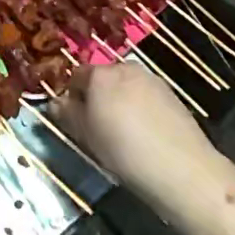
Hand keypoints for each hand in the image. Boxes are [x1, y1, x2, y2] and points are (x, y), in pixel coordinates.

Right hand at [48, 62, 224, 212]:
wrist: (179, 166)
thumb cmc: (124, 152)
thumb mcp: (87, 137)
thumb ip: (69, 114)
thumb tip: (56, 102)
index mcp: (100, 76)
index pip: (77, 75)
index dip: (72, 95)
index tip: (73, 118)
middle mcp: (125, 68)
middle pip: (102, 77)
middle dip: (96, 95)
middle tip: (96, 126)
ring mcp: (150, 77)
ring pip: (124, 84)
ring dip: (118, 99)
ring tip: (122, 131)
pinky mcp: (168, 90)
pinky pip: (144, 92)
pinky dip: (138, 104)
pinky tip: (143, 131)